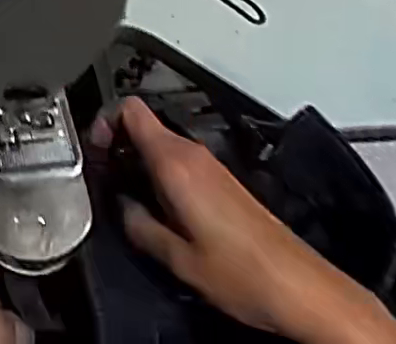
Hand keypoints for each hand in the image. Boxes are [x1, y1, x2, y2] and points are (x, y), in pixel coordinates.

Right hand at [93, 98, 395, 343]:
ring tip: (132, 196)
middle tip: (106, 173)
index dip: (104, 120)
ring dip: (139, 160)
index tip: (95, 147)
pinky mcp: (222, 180)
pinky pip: (179, 160)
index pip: (129, 108)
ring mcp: (209, 165)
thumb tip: (123, 209)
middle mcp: (192, 154)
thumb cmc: (246, 272)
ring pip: (160, 142)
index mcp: (175, 162)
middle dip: (118, 144)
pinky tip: (163, 209)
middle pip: (142, 123)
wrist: (300, 286)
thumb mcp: (177, 258)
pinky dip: (161, 173)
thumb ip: (139, 225)